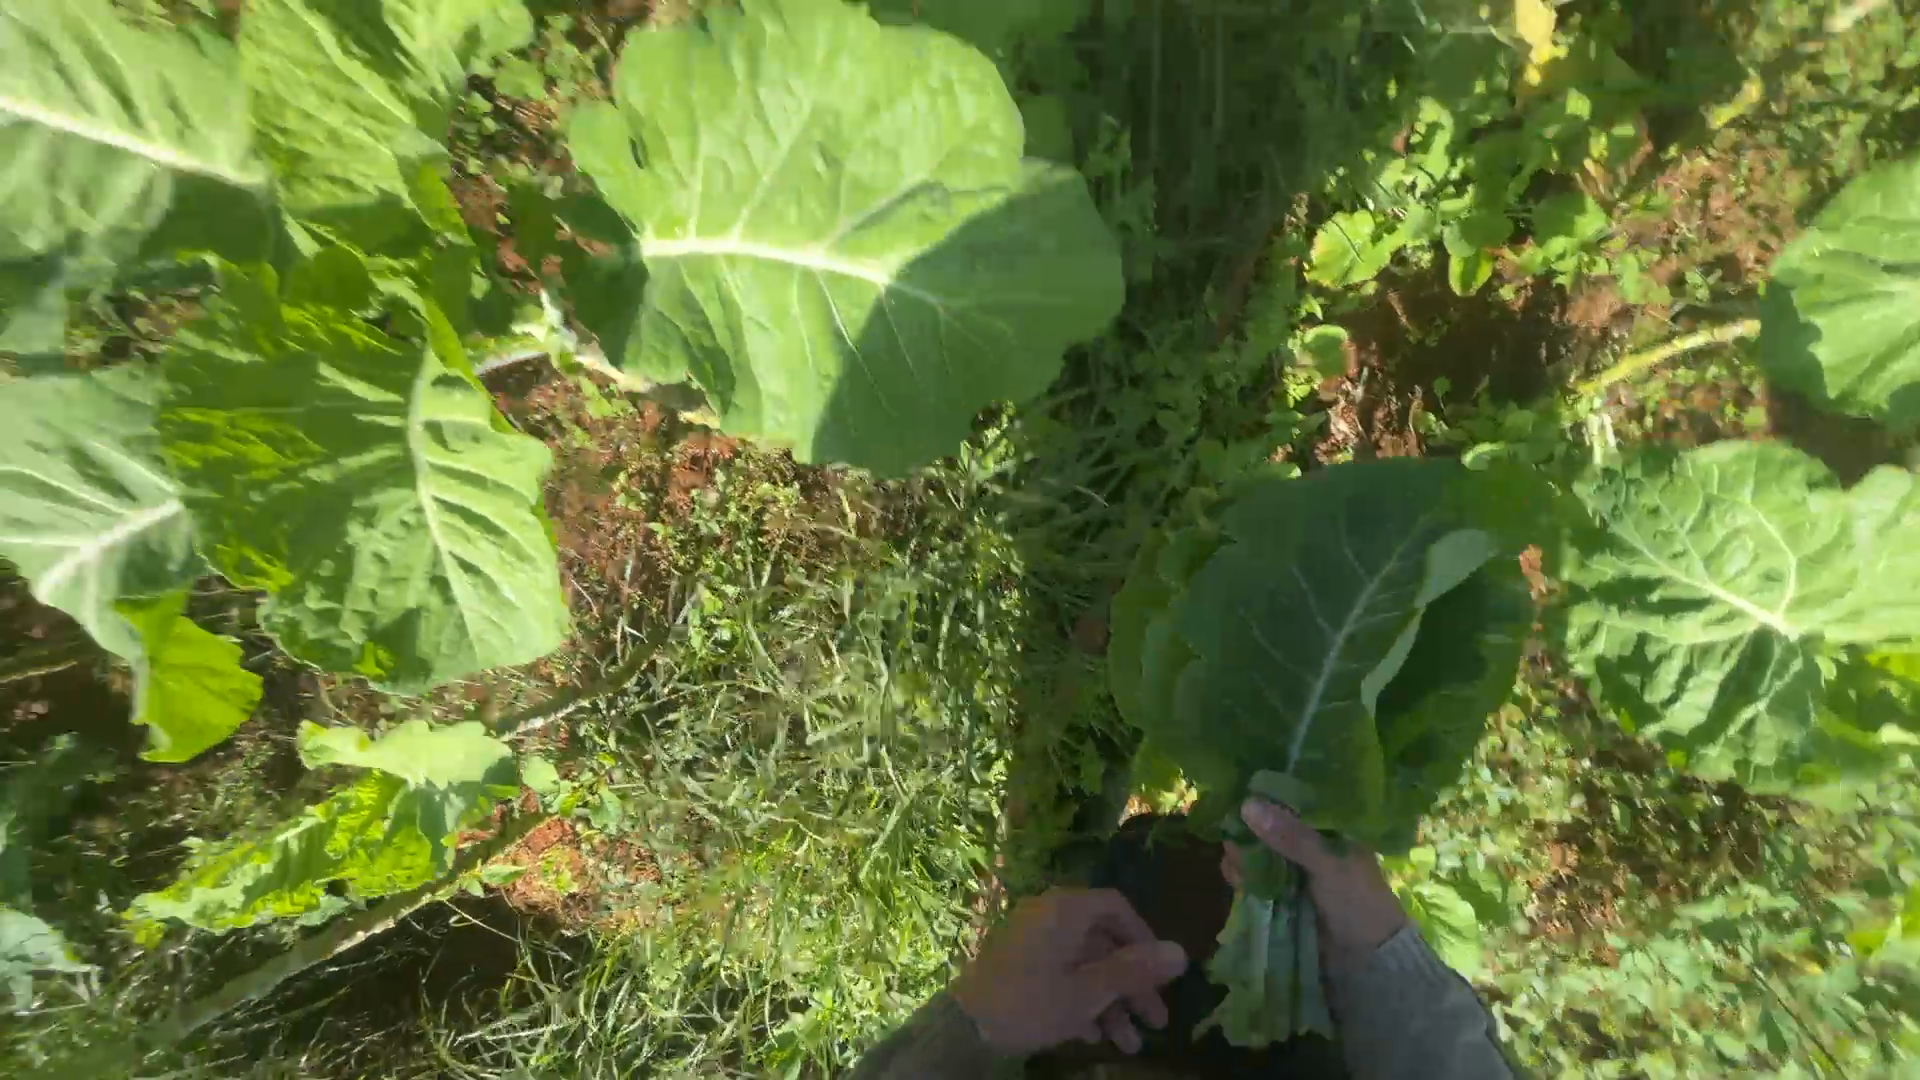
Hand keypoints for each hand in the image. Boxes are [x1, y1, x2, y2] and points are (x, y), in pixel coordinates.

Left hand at [951, 887, 1188, 1055]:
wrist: (967, 1025)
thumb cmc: (1032, 1000)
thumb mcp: (1088, 991)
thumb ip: (1133, 971)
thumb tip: (1181, 952)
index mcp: (1066, 909)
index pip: (1115, 906)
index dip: (1143, 937)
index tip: (1161, 973)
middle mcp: (1051, 915)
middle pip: (1102, 940)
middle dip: (1131, 983)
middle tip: (1157, 1022)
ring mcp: (1035, 938)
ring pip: (1084, 963)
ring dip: (1110, 1001)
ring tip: (1131, 1045)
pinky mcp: (1023, 963)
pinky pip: (1062, 973)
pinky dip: (1082, 1000)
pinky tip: (1097, 1037)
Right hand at [1224, 799, 1408, 975]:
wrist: (1369, 964)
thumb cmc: (1358, 902)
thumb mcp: (1327, 863)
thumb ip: (1290, 836)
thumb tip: (1246, 805)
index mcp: (1331, 831)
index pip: (1294, 803)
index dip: (1267, 797)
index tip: (1241, 792)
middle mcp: (1311, 846)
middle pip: (1270, 827)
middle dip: (1248, 828)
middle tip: (1229, 830)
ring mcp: (1295, 871)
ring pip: (1259, 852)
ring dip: (1243, 852)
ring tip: (1231, 857)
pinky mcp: (1282, 894)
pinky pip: (1255, 877)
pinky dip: (1242, 874)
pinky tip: (1233, 873)